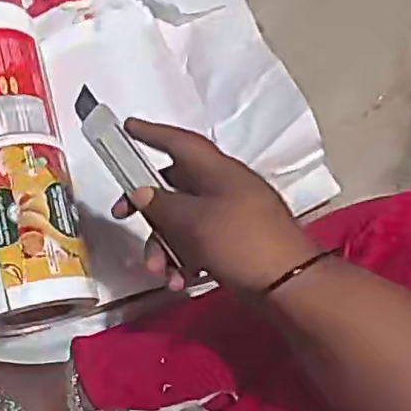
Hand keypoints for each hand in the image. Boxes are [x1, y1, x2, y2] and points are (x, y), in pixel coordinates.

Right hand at [111, 119, 321, 291]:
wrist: (288, 284)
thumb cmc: (241, 242)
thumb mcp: (193, 222)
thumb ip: (160, 204)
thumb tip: (140, 192)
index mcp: (217, 172)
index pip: (180, 143)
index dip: (152, 133)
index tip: (129, 127)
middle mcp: (222, 189)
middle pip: (172, 189)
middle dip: (147, 211)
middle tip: (122, 217)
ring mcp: (228, 217)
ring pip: (180, 223)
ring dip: (164, 247)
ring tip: (162, 272)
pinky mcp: (231, 243)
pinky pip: (195, 245)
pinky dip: (183, 262)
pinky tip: (180, 281)